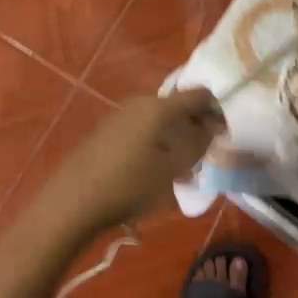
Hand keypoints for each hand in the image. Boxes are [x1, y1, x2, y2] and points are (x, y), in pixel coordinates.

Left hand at [39, 89, 225, 233]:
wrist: (71, 202)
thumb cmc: (129, 184)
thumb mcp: (172, 168)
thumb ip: (197, 144)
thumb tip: (211, 126)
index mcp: (159, 106)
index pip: (199, 95)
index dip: (216, 110)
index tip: (225, 134)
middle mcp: (141, 102)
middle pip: (178, 107)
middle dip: (194, 128)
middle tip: (203, 156)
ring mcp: (120, 115)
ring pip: (159, 121)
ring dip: (174, 139)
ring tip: (180, 170)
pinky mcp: (106, 132)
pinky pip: (141, 131)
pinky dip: (155, 145)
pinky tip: (153, 172)